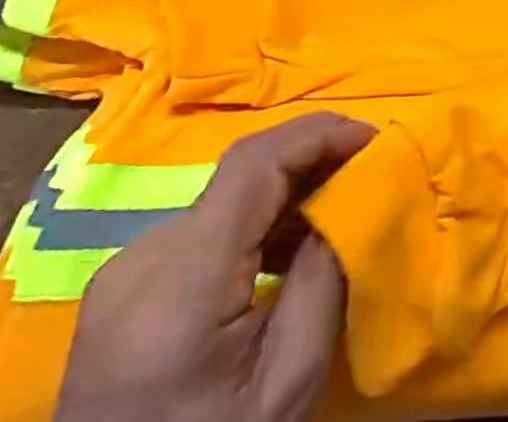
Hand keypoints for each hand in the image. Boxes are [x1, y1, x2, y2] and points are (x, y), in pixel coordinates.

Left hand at [54, 113, 376, 421]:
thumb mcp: (292, 373)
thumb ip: (324, 275)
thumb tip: (352, 198)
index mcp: (179, 281)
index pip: (253, 164)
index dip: (320, 134)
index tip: (378, 138)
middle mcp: (143, 257)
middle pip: (242, 172)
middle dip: (317, 153)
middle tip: (375, 165)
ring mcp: (130, 268)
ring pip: (229, 192)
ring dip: (295, 182)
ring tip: (347, 198)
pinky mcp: (131, 281)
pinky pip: (212, 220)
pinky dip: (266, 211)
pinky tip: (297, 239)